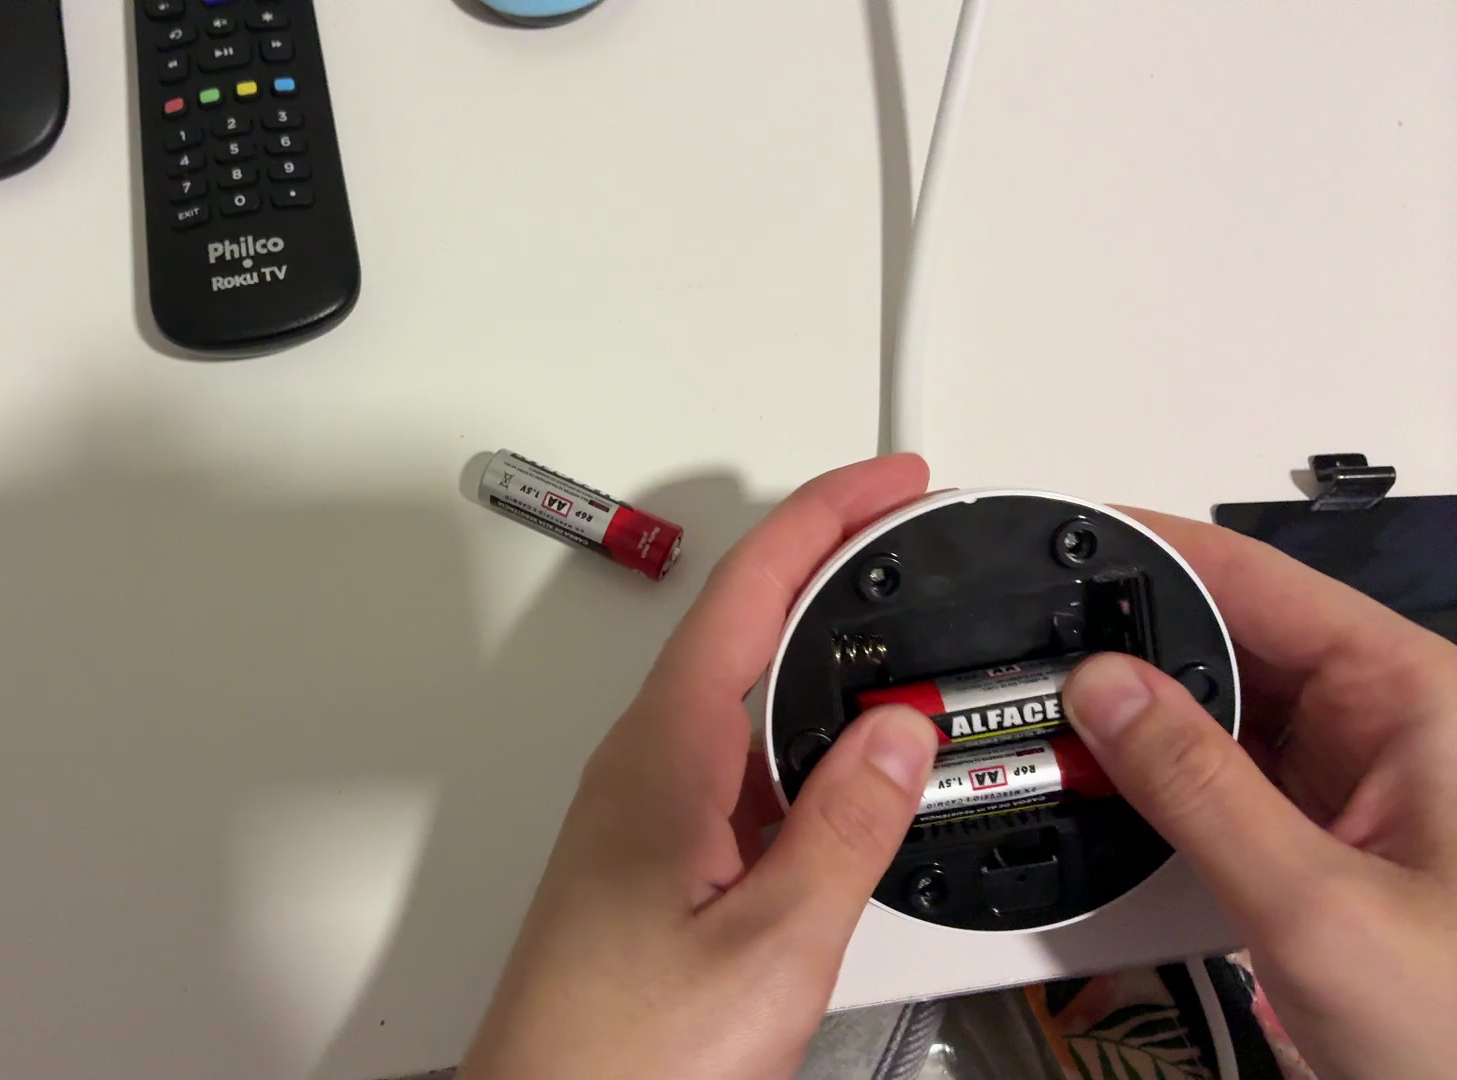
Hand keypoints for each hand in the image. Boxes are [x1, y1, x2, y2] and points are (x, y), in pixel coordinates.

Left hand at [458, 456, 940, 1079]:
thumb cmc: (629, 1042)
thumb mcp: (770, 942)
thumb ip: (842, 828)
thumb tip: (897, 731)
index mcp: (668, 745)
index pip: (749, 591)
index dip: (820, 519)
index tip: (887, 481)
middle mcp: (651, 747)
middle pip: (743, 615)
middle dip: (826, 558)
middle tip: (905, 530)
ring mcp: (653, 783)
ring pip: (742, 676)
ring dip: (815, 634)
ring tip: (893, 611)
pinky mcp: (662, 824)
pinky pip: (739, 740)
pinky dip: (797, 712)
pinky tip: (842, 728)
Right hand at [1060, 512, 1456, 1079]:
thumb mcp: (1321, 908)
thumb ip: (1195, 785)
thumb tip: (1093, 683)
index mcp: (1417, 700)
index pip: (1251, 579)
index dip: (1144, 546)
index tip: (1046, 541)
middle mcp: (1381, 718)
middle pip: (1214, 634)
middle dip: (1112, 636)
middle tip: (1013, 641)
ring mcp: (1342, 767)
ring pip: (1201, 699)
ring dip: (1119, 704)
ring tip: (1030, 699)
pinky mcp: (1308, 812)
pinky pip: (1202, 755)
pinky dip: (1137, 754)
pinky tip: (1085, 760)